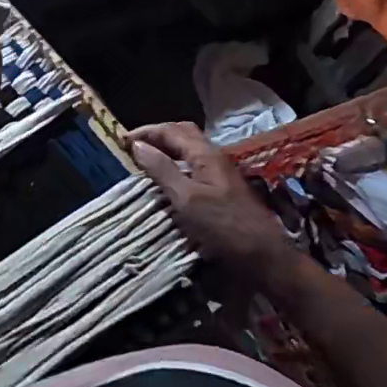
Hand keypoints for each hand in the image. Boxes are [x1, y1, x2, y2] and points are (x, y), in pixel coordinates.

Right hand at [129, 122, 299, 276]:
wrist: (264, 257)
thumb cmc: (224, 226)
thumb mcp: (186, 198)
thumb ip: (162, 169)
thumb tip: (137, 145)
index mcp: (205, 154)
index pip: (171, 130)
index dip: (146, 132)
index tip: (121, 140)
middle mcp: (213, 157)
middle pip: (182, 134)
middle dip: (156, 136)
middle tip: (133, 146)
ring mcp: (219, 173)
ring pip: (188, 150)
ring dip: (165, 150)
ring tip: (144, 162)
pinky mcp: (221, 189)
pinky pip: (193, 166)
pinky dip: (175, 166)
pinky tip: (165, 181)